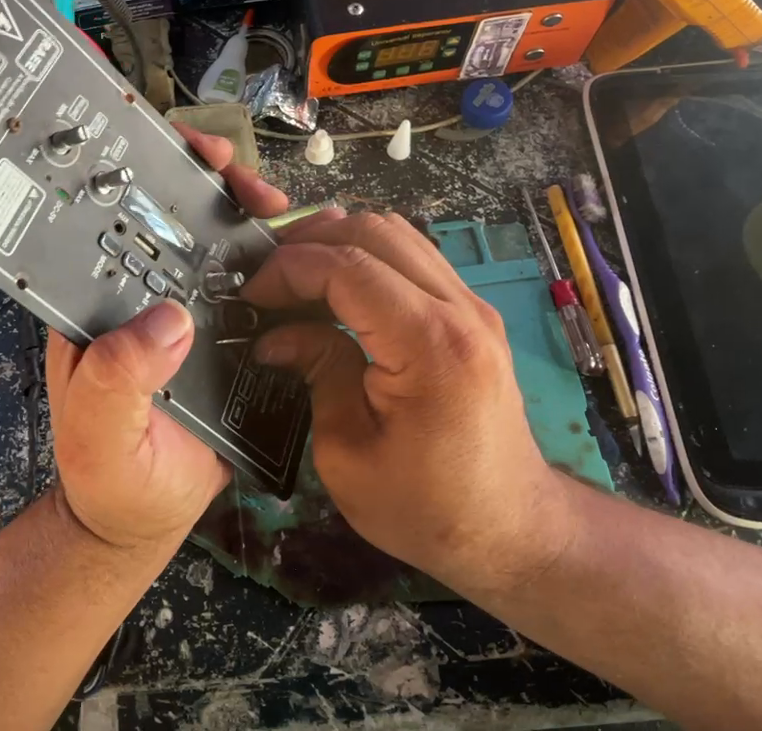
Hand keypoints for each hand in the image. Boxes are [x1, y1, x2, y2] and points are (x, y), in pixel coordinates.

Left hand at [43, 125, 288, 552]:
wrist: (149, 516)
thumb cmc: (110, 478)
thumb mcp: (98, 435)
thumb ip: (116, 380)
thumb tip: (169, 318)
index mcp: (99, 305)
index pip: (114, 220)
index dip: (147, 176)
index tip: (188, 159)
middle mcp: (141, 295)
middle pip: (173, 218)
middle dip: (209, 182)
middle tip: (246, 182)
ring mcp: (188, 312)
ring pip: (218, 246)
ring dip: (247, 215)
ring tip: (277, 206)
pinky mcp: (228, 335)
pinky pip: (254, 288)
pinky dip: (280, 264)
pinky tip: (305, 250)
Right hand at [245, 212, 578, 593]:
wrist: (510, 530)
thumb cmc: (426, 507)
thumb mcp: (347, 452)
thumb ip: (318, 372)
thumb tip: (275, 334)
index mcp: (429, 345)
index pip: (348, 267)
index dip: (289, 269)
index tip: (251, 295)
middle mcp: (460, 310)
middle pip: (374, 232)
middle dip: (309, 243)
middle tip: (267, 278)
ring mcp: (473, 306)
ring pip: (397, 232)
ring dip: (339, 242)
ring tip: (295, 275)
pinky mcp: (472, 314)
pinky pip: (414, 257)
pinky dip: (368, 256)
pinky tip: (337, 288)